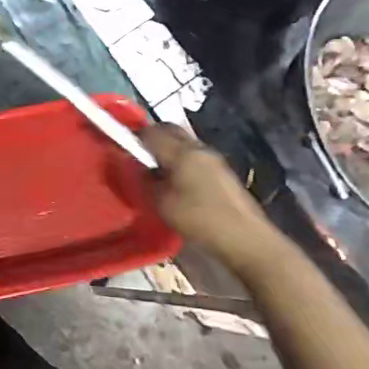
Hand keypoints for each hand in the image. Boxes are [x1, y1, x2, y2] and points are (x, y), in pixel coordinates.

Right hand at [141, 124, 287, 272]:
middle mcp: (199, 148)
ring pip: (184, 144)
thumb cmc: (200, 220)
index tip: (124, 148)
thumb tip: (139, 169)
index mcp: (182, 152)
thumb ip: (147, 182)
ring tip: (156, 172)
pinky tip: (177, 182)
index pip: (152, 132)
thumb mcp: (163, 204)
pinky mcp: (222, 172)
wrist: (245, 237)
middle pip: (171, 131)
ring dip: (168, 150)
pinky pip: (194, 157)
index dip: (135, 137)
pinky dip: (181, 161)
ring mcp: (213, 159)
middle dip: (152, 138)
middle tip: (138, 155)